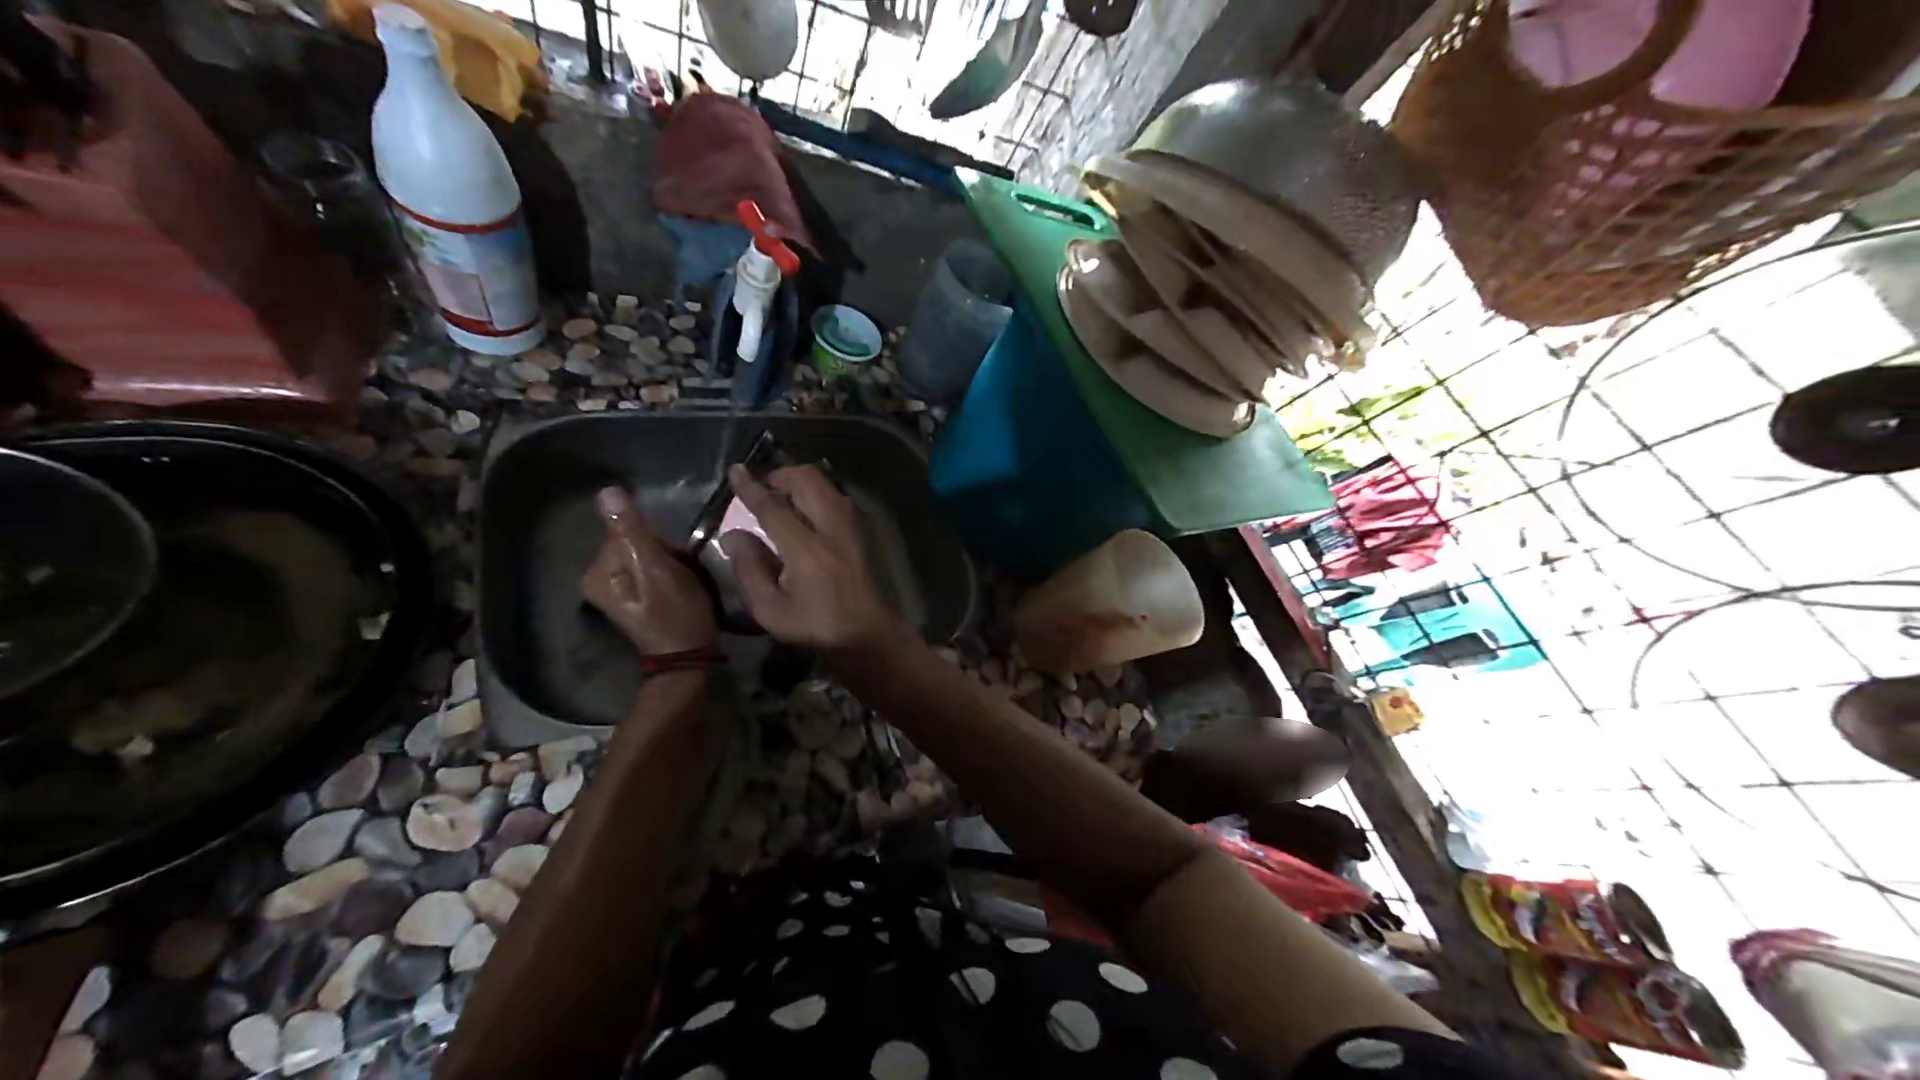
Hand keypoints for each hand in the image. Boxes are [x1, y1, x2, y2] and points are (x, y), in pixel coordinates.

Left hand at [581, 487, 715, 654]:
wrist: (688, 656)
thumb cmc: (676, 615)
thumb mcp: (657, 569)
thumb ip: (633, 532)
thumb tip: (606, 492)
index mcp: (597, 571)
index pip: (628, 531)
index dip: (660, 541)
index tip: (675, 563)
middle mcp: (596, 578)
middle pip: (635, 541)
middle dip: (663, 551)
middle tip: (680, 575)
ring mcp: (613, 589)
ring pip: (645, 553)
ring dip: (668, 561)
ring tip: (682, 582)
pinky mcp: (630, 596)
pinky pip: (648, 567)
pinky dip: (666, 572)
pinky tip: (676, 587)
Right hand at [719, 464, 901, 651]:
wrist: (867, 634)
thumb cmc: (815, 627)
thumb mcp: (771, 610)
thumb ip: (749, 570)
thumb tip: (733, 536)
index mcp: (807, 551)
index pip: (773, 508)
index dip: (751, 487)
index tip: (735, 471)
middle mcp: (832, 529)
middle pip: (807, 480)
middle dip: (780, 475)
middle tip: (762, 488)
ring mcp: (851, 527)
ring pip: (825, 484)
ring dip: (800, 482)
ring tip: (781, 498)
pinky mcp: (861, 530)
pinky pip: (835, 496)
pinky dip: (816, 493)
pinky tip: (803, 511)